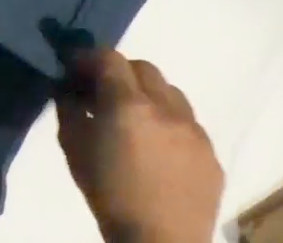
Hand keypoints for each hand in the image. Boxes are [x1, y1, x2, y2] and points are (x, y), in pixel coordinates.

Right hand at [57, 49, 223, 242]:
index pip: (109, 57)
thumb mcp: (71, 142)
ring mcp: (196, 134)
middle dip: (120, 72)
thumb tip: (70, 84)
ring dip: (148, 95)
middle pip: (145, 68)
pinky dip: (169, 122)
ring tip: (134, 119)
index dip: (89, 58)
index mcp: (128, 105)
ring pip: (172, 93)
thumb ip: (69, 103)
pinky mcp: (213, 156)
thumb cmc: (107, 191)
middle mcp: (167, 111)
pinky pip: (189, 123)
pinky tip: (156, 147)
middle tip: (102, 92)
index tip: (76, 72)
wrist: (159, 242)